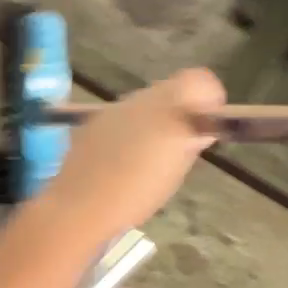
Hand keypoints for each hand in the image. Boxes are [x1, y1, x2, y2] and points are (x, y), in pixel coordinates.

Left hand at [39, 68, 223, 235]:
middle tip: (180, 148)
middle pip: (169, 93)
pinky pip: (118, 122)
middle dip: (179, 114)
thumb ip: (190, 141)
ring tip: (149, 161)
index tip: (208, 127)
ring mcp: (111, 111)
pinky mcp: (89, 125)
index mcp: (167, 106)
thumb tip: (201, 128)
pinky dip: (127, 135)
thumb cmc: (136, 192)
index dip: (208, 100)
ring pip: (142, 108)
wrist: (79, 207)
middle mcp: (138, 99)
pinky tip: (121, 163)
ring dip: (152, 125)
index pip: (199, 81)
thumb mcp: (176, 170)